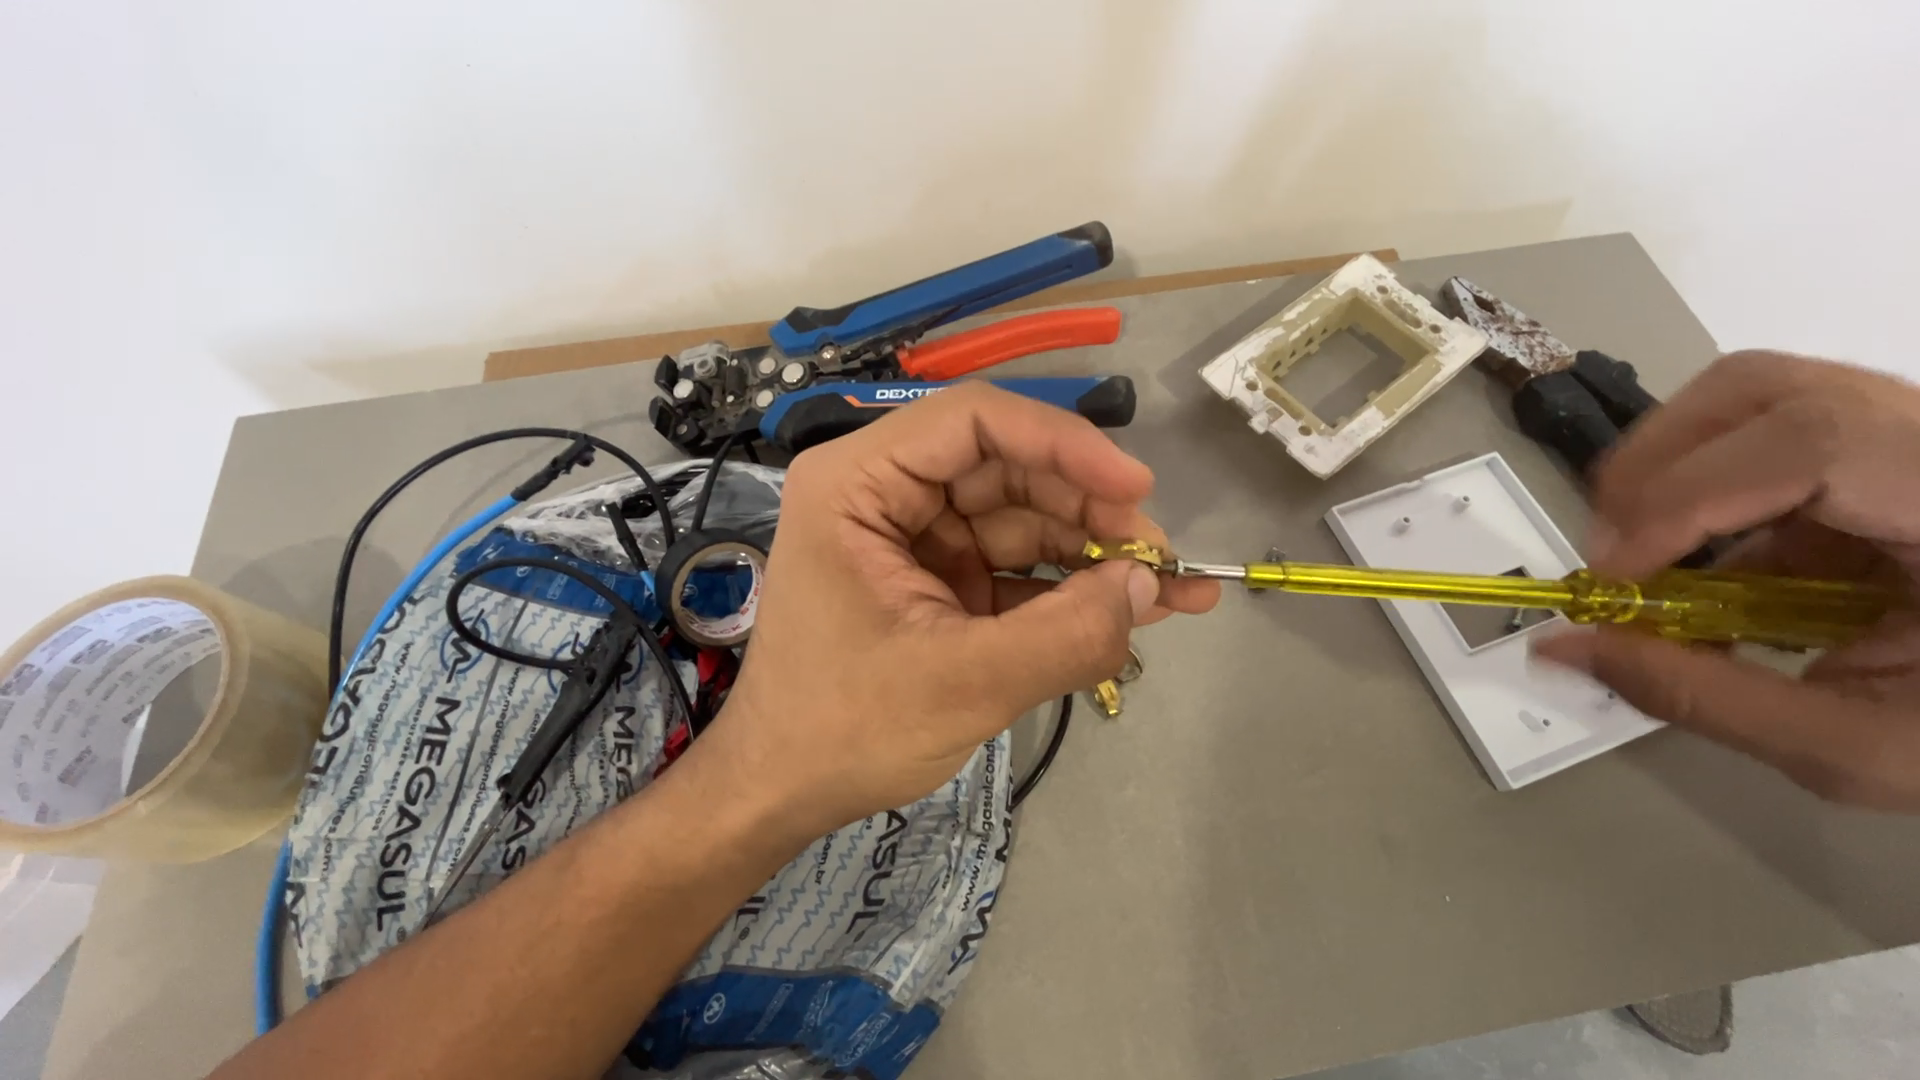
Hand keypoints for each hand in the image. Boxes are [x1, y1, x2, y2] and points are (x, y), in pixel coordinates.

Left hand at [700, 382, 1217, 834]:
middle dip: (1087, 508)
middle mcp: (885, 494)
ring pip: (1020, 518)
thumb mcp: (961, 683)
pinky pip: (1014, 566)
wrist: (784, 792)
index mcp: (857, 484)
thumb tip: (1148, 585)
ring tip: (1169, 588)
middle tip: (1158, 556)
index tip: (1135, 487)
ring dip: (1092, 550)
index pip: (973, 423)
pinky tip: (1132, 608)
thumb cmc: (844, 731)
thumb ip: (1064, 635)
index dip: (1063, 444)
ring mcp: (915, 540)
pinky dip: (1069, 588)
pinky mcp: (939, 582)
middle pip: (1006, 468)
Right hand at [1536, 351, 1919, 809]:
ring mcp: (1913, 441)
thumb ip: (1700, 694)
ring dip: (1664, 470)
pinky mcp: (1879, 460)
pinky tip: (1696, 563)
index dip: (1686, 503)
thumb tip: (1558, 647)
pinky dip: (1696, 495)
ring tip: (1640, 548)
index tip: (1618, 584)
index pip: (1814, 446)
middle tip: (1615, 552)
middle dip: (1654, 466)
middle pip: (1764, 389)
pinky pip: (1758, 443)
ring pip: (1752, 398)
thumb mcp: (1855, 745)